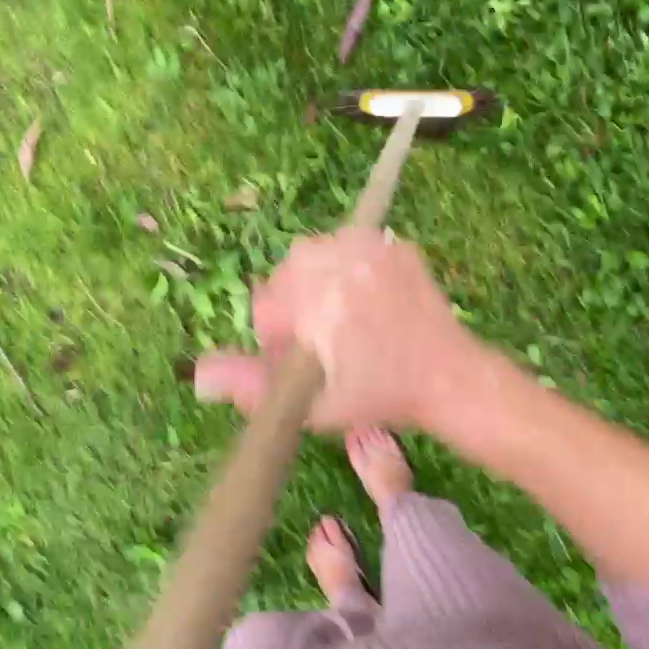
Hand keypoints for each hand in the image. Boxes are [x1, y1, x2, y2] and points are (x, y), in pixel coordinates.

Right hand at [193, 228, 479, 430]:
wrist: (449, 377)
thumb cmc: (380, 395)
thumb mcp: (311, 402)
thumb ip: (252, 386)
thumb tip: (199, 374)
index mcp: (318, 294)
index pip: (268, 303)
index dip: (274, 336)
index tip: (296, 359)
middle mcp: (343, 259)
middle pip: (290, 271)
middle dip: (294, 304)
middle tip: (317, 341)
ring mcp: (374, 248)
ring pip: (319, 254)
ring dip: (317, 282)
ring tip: (338, 320)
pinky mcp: (397, 247)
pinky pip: (353, 246)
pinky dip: (348, 268)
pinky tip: (363, 302)